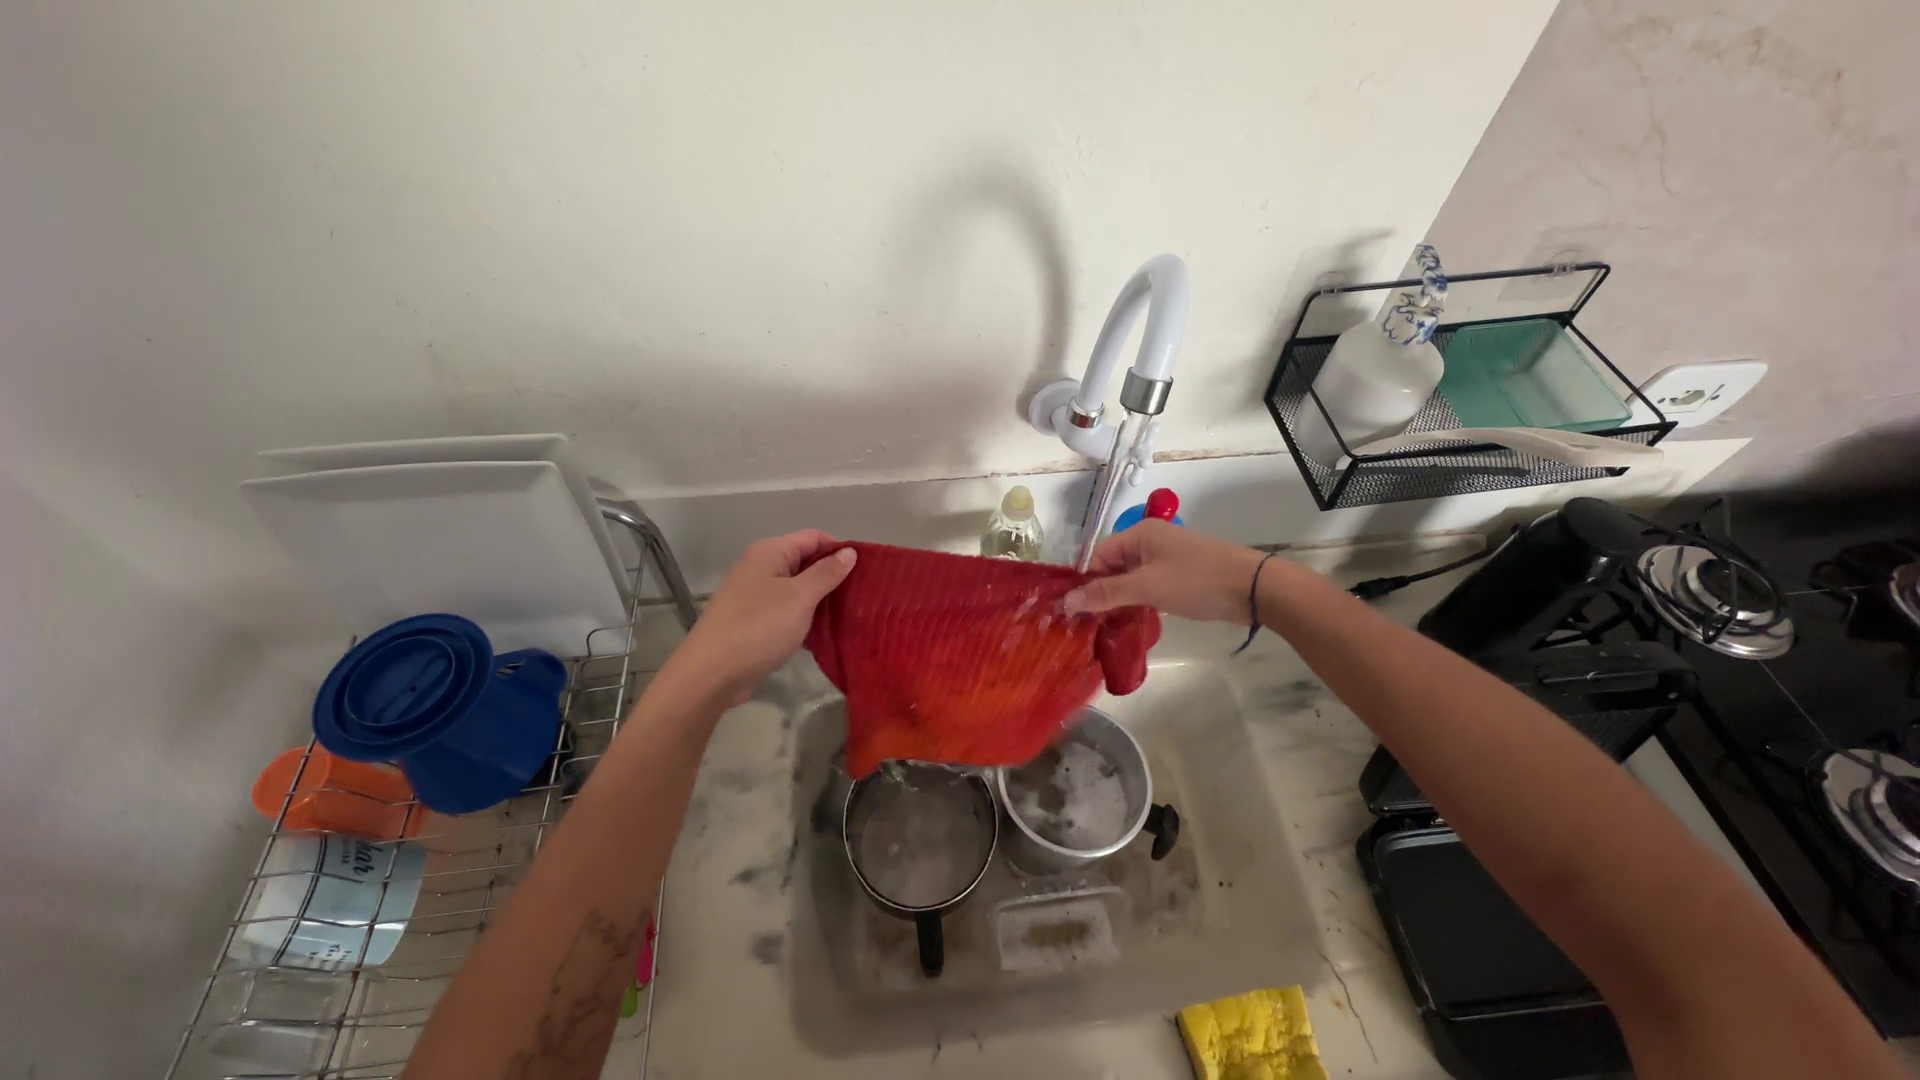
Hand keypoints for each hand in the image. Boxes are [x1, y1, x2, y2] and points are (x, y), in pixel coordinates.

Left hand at [661, 530, 856, 702]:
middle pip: (804, 561)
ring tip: (848, 614)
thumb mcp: (800, 597)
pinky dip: (803, 617)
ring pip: (796, 588)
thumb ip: (826, 573)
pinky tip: (822, 633)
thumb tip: (849, 552)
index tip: (866, 571)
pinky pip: (785, 610)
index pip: (813, 537)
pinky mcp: (752, 621)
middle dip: (832, 576)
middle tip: (862, 596)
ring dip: (820, 600)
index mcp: (769, 552)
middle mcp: (759, 567)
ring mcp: (753, 595)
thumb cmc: (759, 628)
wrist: (711, 673)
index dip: (840, 549)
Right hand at [1062, 521, 1265, 623]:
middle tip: (1085, 625)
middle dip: (1100, 593)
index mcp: (1139, 534)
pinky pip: (1148, 587)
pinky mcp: (1181, 576)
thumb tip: (1065, 601)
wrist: (1254, 588)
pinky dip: (1138, 602)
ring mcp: (1167, 559)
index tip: (1071, 612)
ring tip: (1104, 628)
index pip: (1097, 556)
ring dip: (1119, 600)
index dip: (1084, 582)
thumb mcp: (1147, 587)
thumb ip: (1106, 593)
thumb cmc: (1197, 581)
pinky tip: (1131, 622)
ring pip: (1131, 579)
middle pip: (1112, 567)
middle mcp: (1150, 541)